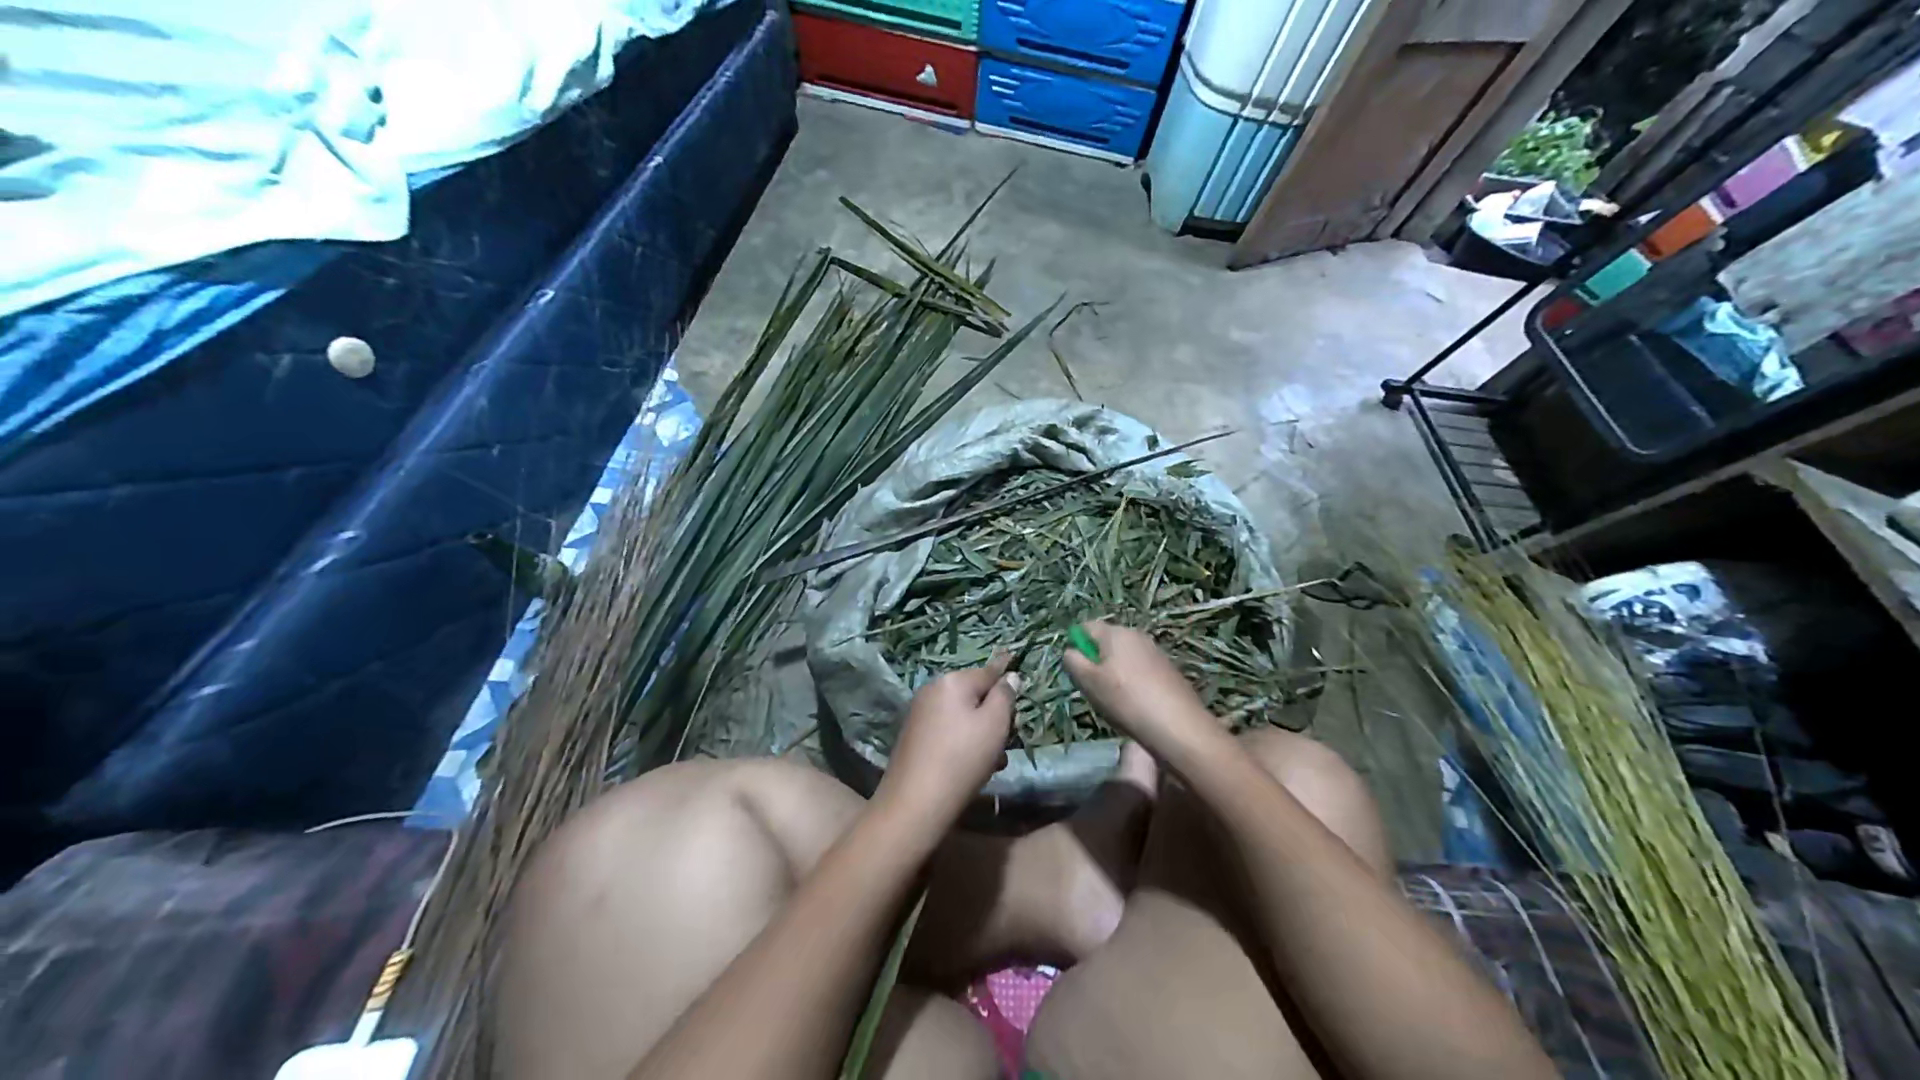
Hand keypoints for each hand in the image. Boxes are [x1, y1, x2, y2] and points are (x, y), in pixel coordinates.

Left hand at [878, 656, 1017, 824]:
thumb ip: (1005, 696)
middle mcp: (933, 690)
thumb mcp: (995, 724)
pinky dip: (965, 744)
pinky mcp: (915, 737)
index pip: (989, 671)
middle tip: (1010, 740)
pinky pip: (949, 732)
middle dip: (996, 715)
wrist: (916, 801)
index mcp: (952, 681)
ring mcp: (920, 714)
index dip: (1007, 673)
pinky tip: (976, 769)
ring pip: (964, 717)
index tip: (1015, 662)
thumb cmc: (963, 757)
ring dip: (983, 735)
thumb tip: (1010, 676)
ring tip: (996, 763)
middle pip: (976, 695)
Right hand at [1062, 621, 1224, 765]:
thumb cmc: (1125, 699)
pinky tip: (1135, 705)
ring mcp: (1156, 652)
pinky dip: (1133, 683)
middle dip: (1096, 661)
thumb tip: (1071, 651)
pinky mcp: (1169, 670)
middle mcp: (1137, 635)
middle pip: (1106, 642)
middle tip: (1093, 688)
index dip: (1076, 644)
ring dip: (1115, 674)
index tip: (1076, 669)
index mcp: (1115, 633)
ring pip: (1124, 657)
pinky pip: (1141, 670)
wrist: (1177, 725)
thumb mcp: (1088, 681)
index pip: (1086, 627)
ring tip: (1115, 700)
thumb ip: (1072, 662)